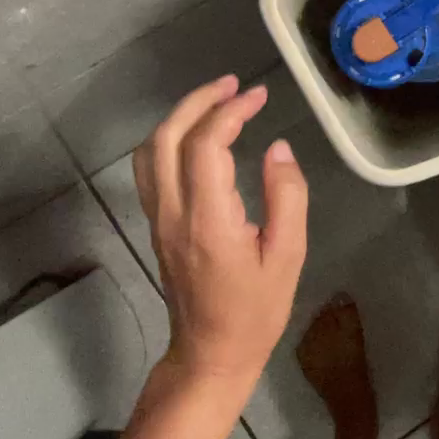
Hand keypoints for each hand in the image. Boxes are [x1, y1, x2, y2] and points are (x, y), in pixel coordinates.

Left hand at [133, 74, 308, 384]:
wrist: (210, 353)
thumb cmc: (256, 310)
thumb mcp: (288, 256)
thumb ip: (287, 197)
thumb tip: (278, 149)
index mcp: (209, 220)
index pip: (206, 146)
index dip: (230, 112)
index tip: (258, 97)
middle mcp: (174, 212)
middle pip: (167, 138)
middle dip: (199, 101)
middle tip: (234, 86)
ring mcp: (159, 218)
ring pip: (150, 151)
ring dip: (180, 117)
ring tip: (216, 100)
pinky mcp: (157, 224)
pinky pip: (150, 168)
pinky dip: (170, 138)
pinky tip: (196, 135)